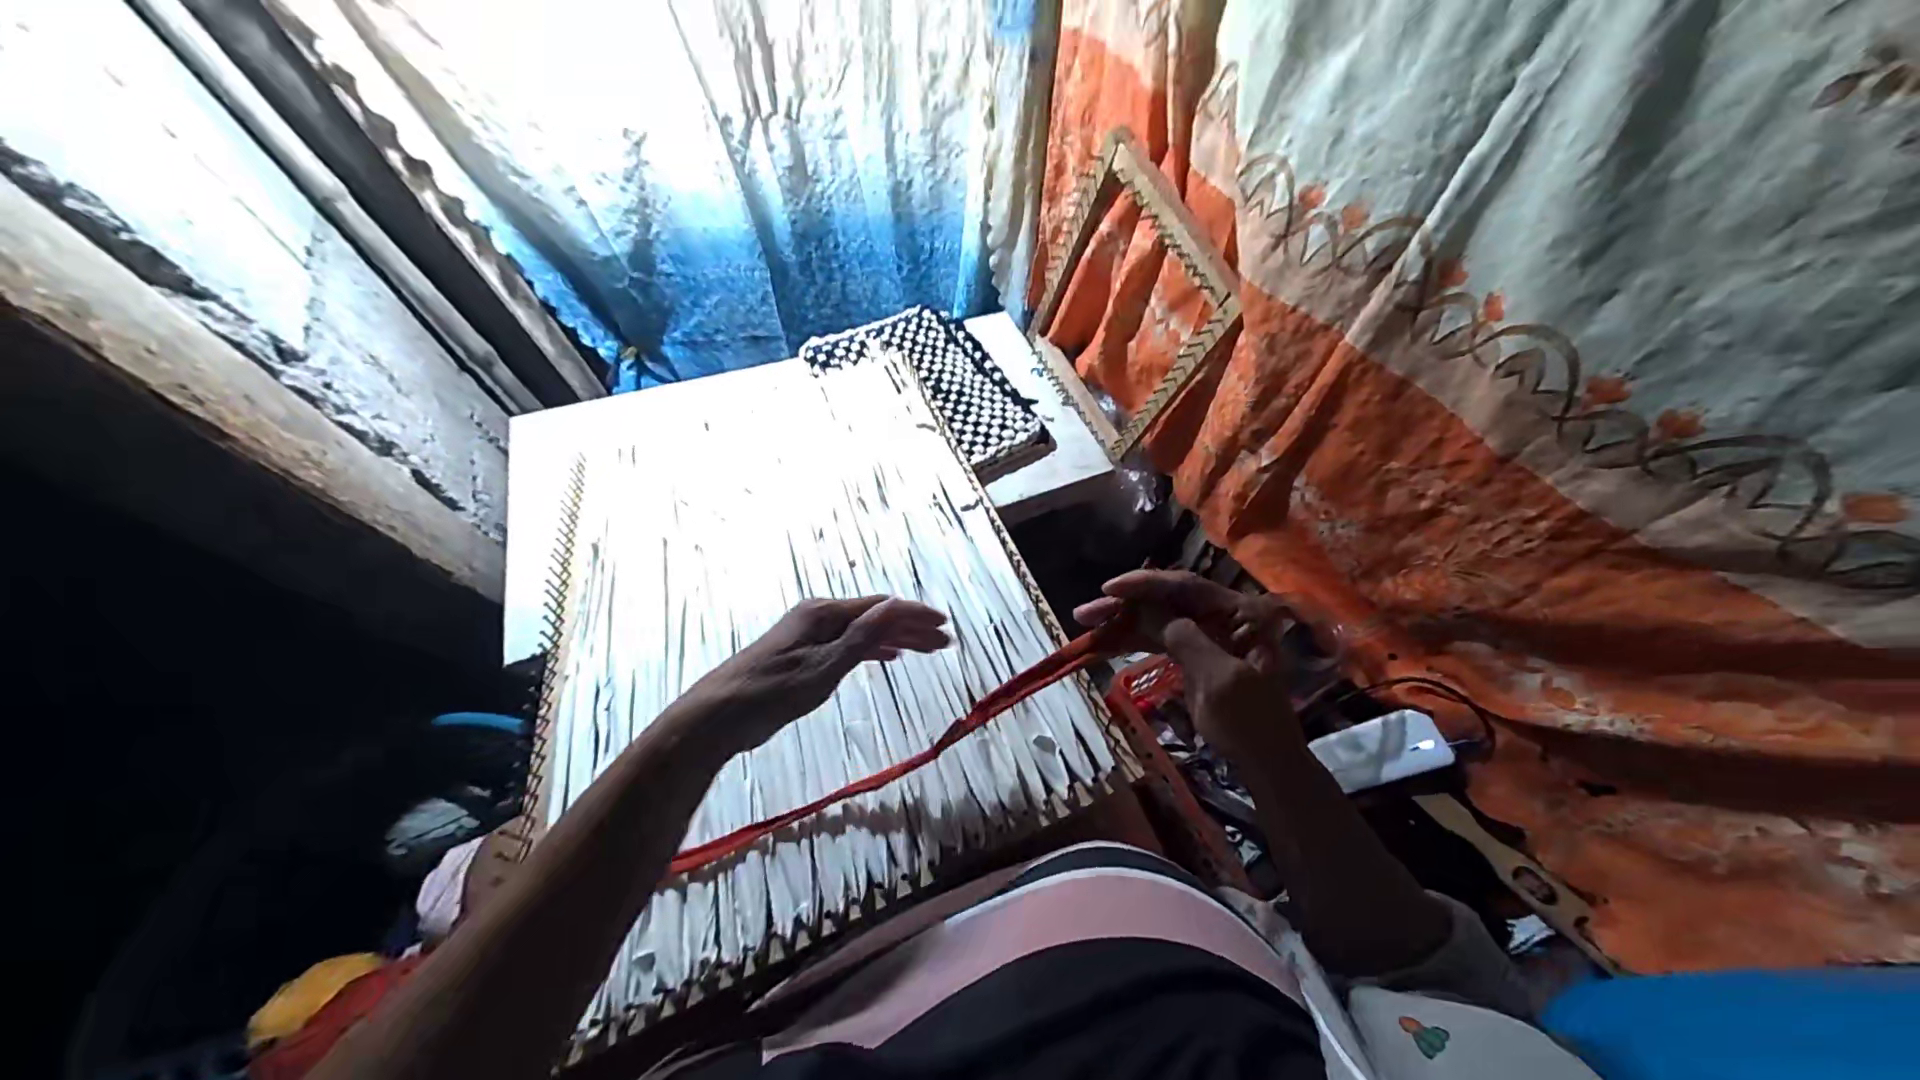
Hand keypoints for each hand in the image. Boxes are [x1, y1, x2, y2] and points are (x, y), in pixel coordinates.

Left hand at [687, 596, 950, 753]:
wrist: (717, 716)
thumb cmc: (772, 693)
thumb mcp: (824, 668)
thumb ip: (863, 637)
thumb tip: (897, 605)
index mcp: (824, 614)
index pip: (881, 608)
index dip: (915, 616)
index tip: (944, 626)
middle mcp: (818, 617)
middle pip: (875, 616)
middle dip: (910, 627)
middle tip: (943, 642)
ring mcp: (810, 636)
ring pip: (863, 631)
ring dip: (895, 639)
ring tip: (925, 650)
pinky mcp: (803, 656)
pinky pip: (849, 645)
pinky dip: (872, 649)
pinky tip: (887, 658)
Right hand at [1073, 570, 1304, 759]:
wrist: (1269, 764)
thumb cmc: (1250, 722)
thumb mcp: (1218, 678)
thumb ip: (1182, 636)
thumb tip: (1144, 609)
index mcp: (1242, 612)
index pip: (1186, 587)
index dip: (1144, 585)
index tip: (1107, 590)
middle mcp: (1227, 615)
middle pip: (1168, 601)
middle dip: (1126, 606)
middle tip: (1084, 614)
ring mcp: (1212, 635)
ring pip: (1159, 620)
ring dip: (1124, 624)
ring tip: (1087, 627)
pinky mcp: (1199, 654)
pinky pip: (1161, 639)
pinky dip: (1134, 641)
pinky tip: (1109, 642)